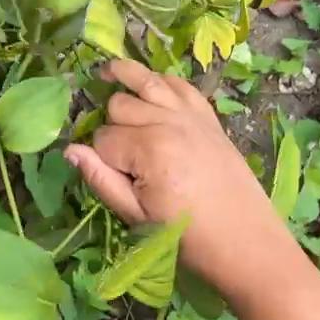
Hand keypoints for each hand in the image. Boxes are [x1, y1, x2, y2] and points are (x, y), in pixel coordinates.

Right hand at [64, 59, 297, 301]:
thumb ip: (102, 180)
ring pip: (145, 81)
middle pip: (119, 105)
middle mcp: (169, 123)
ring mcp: (191, 116)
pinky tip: (149, 83)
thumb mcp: (138, 218)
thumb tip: (69, 150)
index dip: (101, 157)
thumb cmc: (190, 239)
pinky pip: (180, 84)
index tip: (114, 178)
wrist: (250, 248)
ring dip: (124, 75)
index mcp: (150, 151)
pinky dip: (161, 79)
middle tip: (123, 155)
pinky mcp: (208, 117)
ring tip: (106, 72)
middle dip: (112, 125)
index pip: (103, 140)